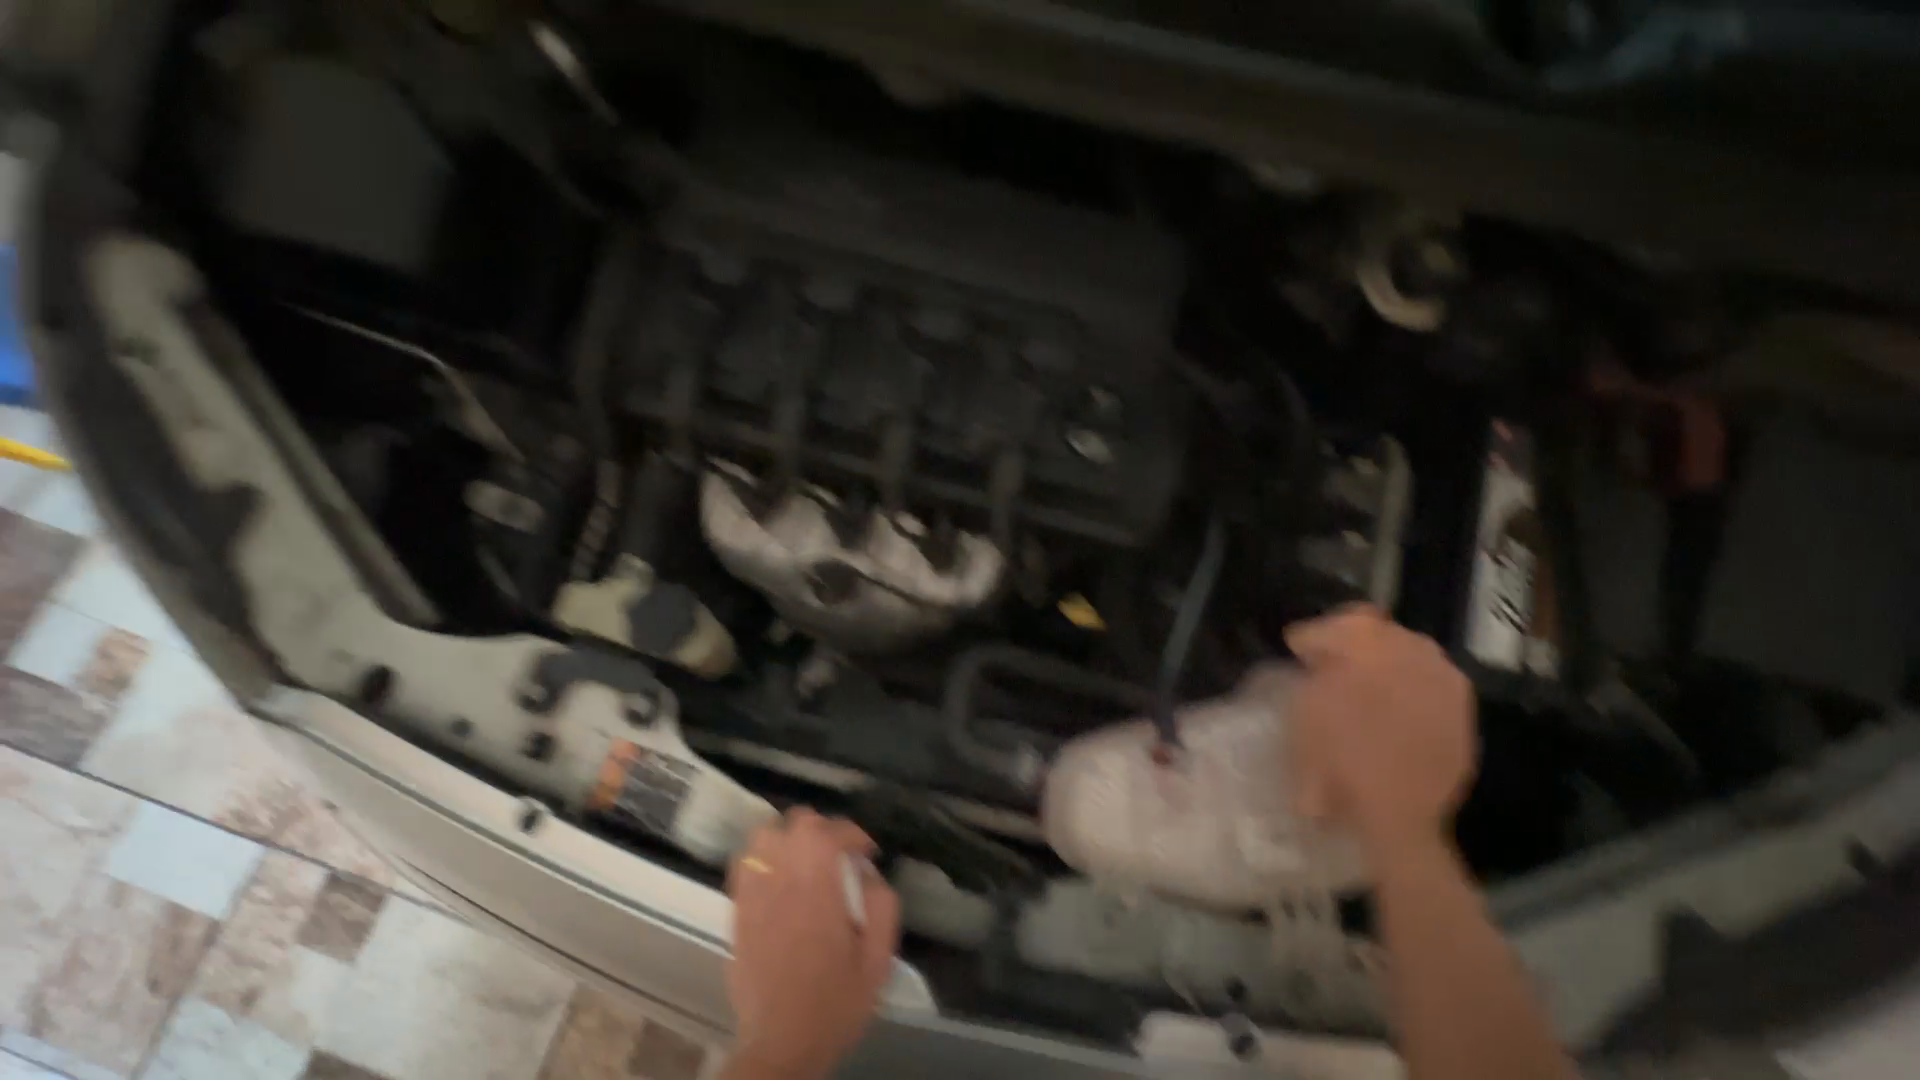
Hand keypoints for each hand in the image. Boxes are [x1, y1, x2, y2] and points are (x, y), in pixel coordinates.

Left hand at [726, 807, 901, 1079]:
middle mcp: (781, 877)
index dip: (855, 835)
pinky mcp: (736, 911)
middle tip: (839, 855)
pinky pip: (743, 865)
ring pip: (764, 836)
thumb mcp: (878, 957)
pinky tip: (777, 880)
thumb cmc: (835, 1001)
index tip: (868, 854)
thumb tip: (869, 873)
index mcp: (818, 884)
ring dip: (788, 838)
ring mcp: (753, 892)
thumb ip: (882, 904)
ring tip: (804, 860)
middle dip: (823, 829)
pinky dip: (762, 860)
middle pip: (797, 822)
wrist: (782, 1043)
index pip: (833, 831)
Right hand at [1284, 607, 1476, 853]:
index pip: (1339, 622)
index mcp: (1368, 640)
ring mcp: (1445, 676)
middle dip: (1353, 647)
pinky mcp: (1464, 707)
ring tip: (1365, 693)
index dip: (1317, 637)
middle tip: (1330, 672)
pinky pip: (1431, 683)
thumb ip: (1315, 671)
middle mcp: (1413, 646)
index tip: (1301, 655)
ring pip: (1408, 654)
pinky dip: (1410, 690)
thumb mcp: (1304, 709)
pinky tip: (1394, 715)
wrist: (1399, 813)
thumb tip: (1326, 661)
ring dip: (1384, 666)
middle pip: (1377, 632)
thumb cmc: (1338, 757)